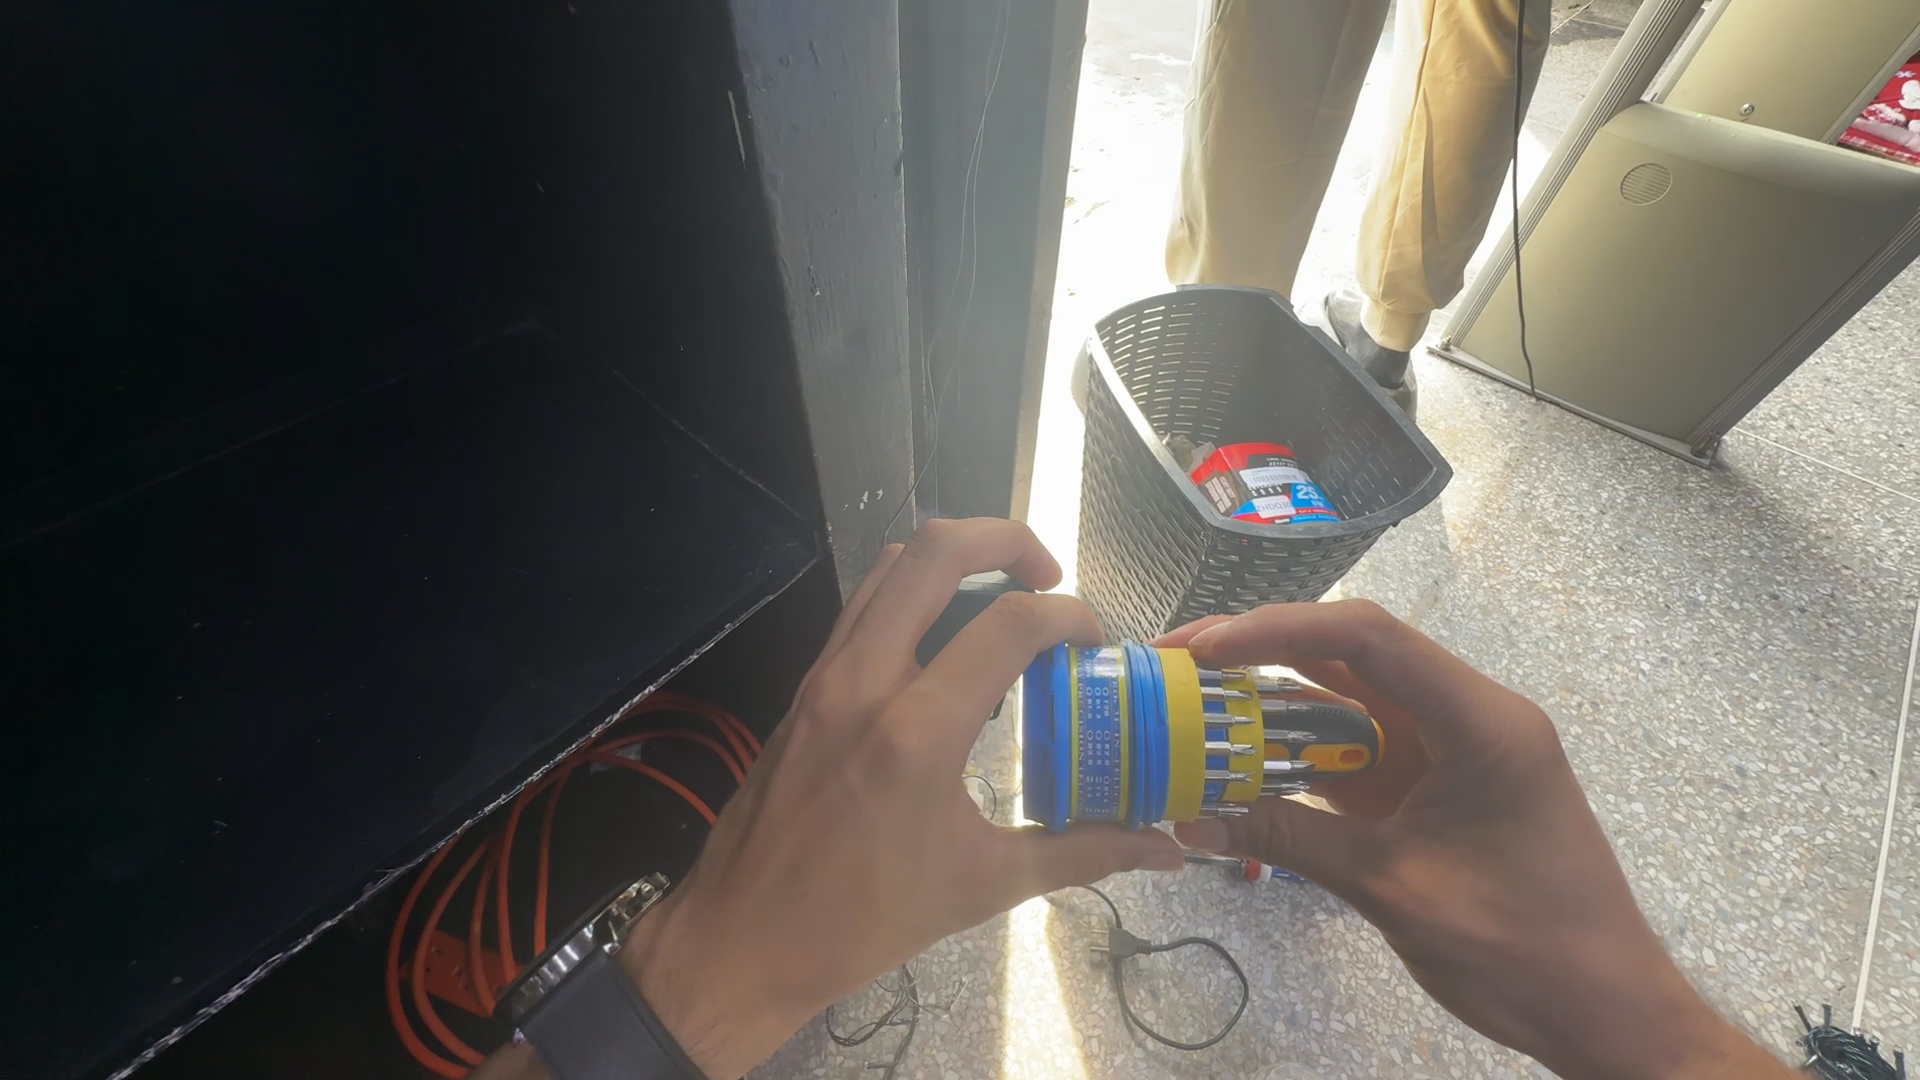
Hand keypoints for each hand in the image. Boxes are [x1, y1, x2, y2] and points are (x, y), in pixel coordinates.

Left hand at [621, 519, 1181, 1077]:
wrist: (739, 939)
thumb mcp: (981, 885)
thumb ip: (1081, 852)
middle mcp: (866, 679)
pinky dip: (911, 589)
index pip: (1009, 625)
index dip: (1067, 616)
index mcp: (917, 731)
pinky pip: (863, 603)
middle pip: (936, 551)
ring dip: (954, 556)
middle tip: (1047, 575)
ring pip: (891, 564)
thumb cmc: (862, 921)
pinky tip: (941, 634)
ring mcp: (826, 672)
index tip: (1090, 641)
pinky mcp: (806, 682)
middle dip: (1007, 539)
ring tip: (999, 590)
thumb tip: (1160, 849)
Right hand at [1158, 601, 1791, 1079]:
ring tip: (1191, 683)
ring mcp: (1436, 737)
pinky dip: (1286, 734)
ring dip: (1266, 684)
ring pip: (1338, 684)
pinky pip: (1342, 733)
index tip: (1205, 650)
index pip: (1367, 640)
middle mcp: (1458, 709)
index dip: (1277, 631)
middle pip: (1346, 646)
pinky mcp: (1416, 768)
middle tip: (1180, 653)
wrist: (1606, 1016)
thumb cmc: (1525, 952)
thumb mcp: (1394, 890)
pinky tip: (1234, 737)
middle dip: (1257, 643)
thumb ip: (1290, 840)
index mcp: (1479, 721)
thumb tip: (1191, 820)